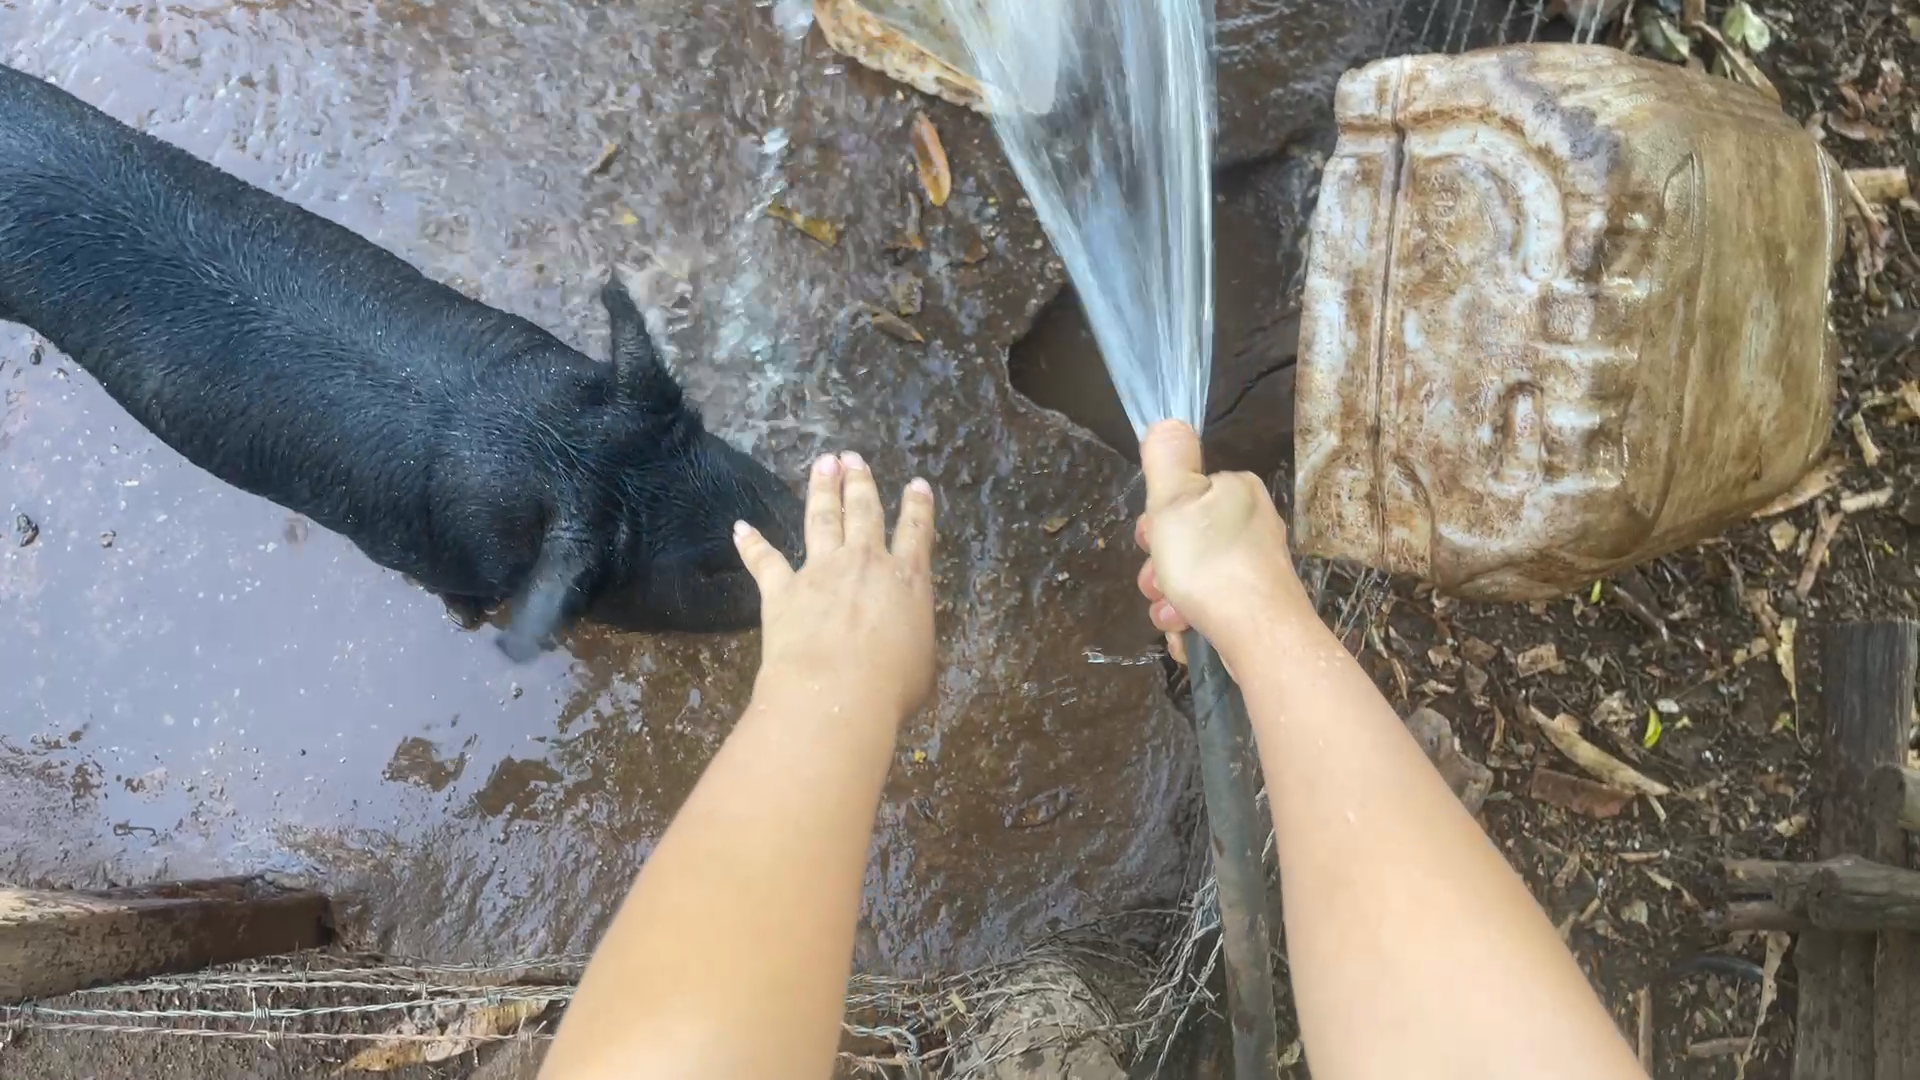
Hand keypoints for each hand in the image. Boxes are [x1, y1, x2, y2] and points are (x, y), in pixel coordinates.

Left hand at [733, 451, 936, 718]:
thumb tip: (904, 633)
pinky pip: (765, 561)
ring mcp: (821, 572)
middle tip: (853, 458)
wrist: (836, 695)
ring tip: (823, 463)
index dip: (918, 506)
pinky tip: (740, 527)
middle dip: (860, 483)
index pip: (917, 532)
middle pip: (865, 513)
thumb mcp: (921, 660)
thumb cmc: (891, 686)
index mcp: (907, 580)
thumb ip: (912, 634)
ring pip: (822, 520)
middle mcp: (865, 563)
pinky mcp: (783, 590)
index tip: (917, 484)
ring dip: (822, 490)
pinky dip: (752, 544)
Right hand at [1134, 420, 1307, 664]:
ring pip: (1191, 578)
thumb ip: (1166, 459)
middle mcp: (1251, 524)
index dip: (1155, 521)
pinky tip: (1189, 631)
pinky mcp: (1256, 604)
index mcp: (1235, 491)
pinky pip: (1208, 607)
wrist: (1259, 635)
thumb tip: (1168, 421)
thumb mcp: (1174, 501)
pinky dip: (1192, 620)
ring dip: (1170, 599)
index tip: (1150, 541)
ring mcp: (1256, 567)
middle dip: (1160, 567)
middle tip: (1158, 582)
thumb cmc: (1210, 564)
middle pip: (1183, 540)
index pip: (1181, 497)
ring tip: (1174, 615)